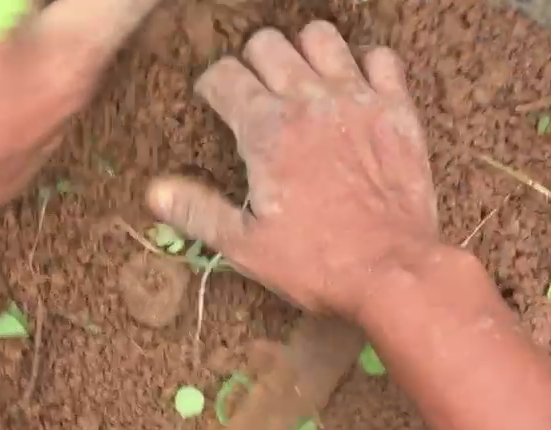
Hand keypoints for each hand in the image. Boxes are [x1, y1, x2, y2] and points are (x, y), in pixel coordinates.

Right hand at [146, 23, 441, 318]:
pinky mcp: (396, 109)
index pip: (223, 77)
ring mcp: (356, 99)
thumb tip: (155, 193)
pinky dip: (362, 66)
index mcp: (266, 132)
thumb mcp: (246, 248)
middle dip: (252, 65)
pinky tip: (352, 93)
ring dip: (303, 54)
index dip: (212, 88)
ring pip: (320, 37)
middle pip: (267, 44)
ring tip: (300, 86)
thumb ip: (199, 212)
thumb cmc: (315, 265)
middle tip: (254, 97)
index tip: (214, 104)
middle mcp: (309, 101)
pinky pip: (379, 57)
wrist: (389, 271)